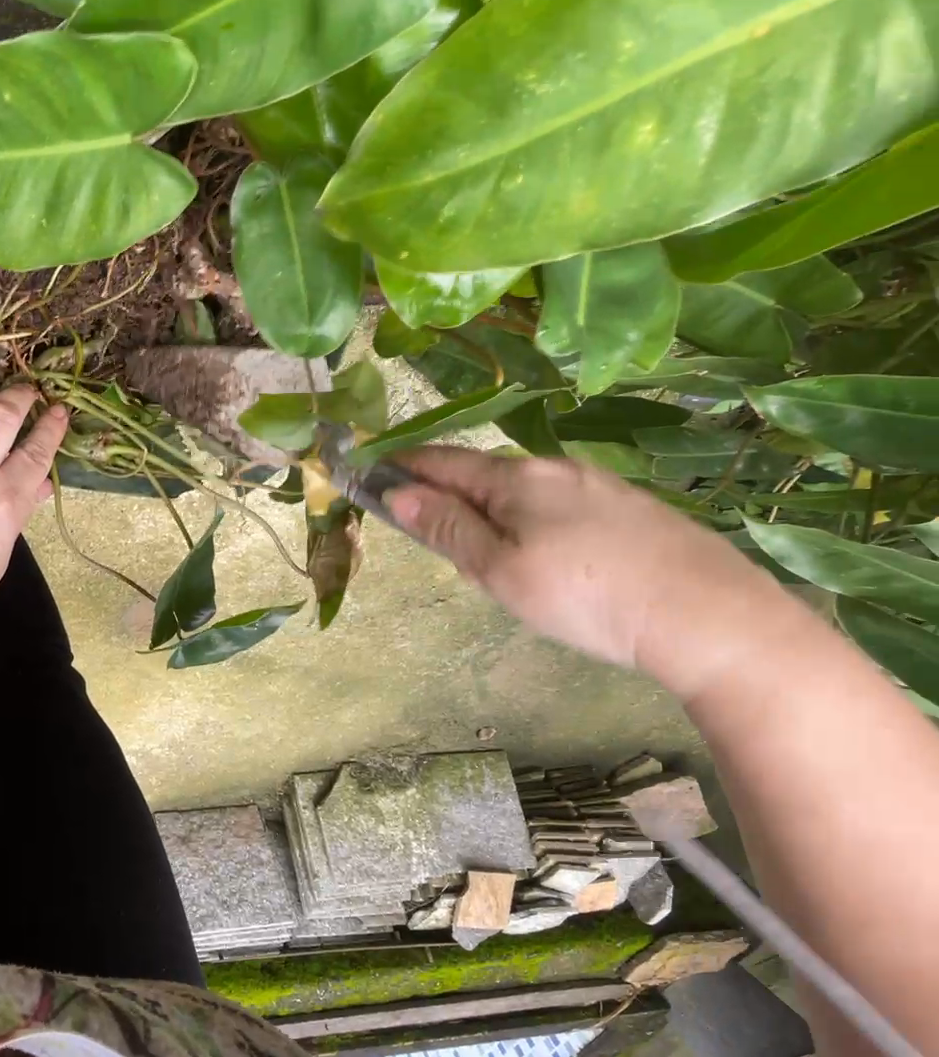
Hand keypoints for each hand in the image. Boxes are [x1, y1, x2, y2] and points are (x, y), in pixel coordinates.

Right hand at [385, 447, 808, 697]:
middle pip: (481, 474)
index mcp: (516, 476)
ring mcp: (599, 485)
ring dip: (490, 514)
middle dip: (447, 498)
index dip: (399, 467)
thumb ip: (446, 528)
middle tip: (436, 546)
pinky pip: (558, 506)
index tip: (367, 477)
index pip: (439, 461)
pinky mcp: (631, 510)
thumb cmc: (586, 597)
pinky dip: (531, 523)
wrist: (713, 620)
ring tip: (495, 564)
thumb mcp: (498, 570)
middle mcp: (555, 468)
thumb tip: (397, 492)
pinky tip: (550, 563)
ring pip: (521, 493)